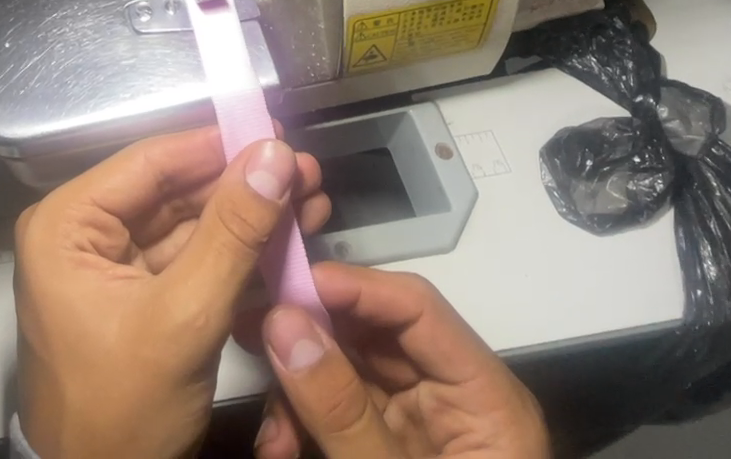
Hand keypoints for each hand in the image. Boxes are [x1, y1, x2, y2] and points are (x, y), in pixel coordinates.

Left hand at [14, 126, 330, 458]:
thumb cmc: (119, 411)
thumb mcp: (181, 318)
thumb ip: (231, 235)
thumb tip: (274, 157)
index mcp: (67, 224)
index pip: (150, 163)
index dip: (214, 144)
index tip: (274, 131)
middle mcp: (83, 231)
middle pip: (173, 190)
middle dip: (241, 182)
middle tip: (304, 169)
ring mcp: (111, 263)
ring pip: (188, 221)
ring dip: (246, 213)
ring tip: (308, 195)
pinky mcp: (139, 293)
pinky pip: (191, 256)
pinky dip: (237, 250)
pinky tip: (284, 235)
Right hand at [249, 263, 548, 458]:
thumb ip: (340, 408)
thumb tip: (282, 321)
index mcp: (483, 400)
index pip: (415, 308)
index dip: (350, 287)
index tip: (283, 287)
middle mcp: (452, 399)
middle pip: (372, 335)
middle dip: (308, 341)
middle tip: (247, 331)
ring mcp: (418, 425)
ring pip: (344, 370)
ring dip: (297, 392)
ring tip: (271, 435)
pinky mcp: (389, 447)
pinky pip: (337, 410)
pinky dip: (303, 424)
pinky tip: (279, 450)